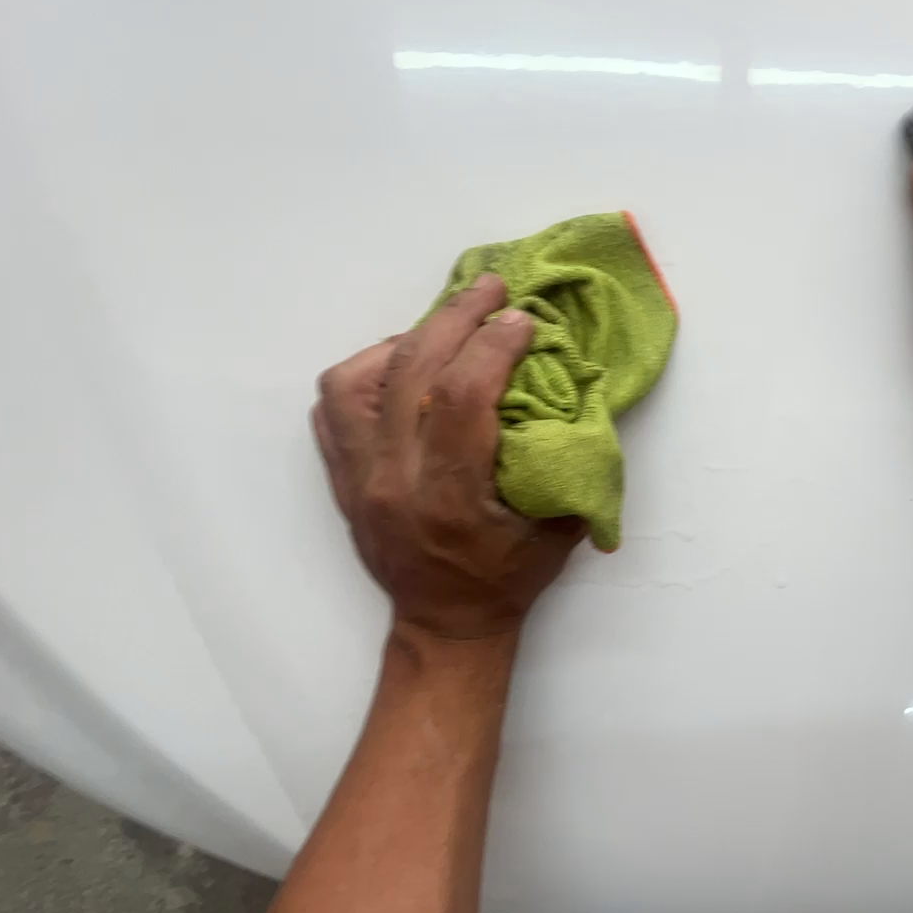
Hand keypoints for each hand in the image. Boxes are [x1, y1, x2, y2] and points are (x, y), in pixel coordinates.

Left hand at [313, 273, 583, 643]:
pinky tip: (404, 366)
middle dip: (456, 316)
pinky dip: (368, 371)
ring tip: (444, 329)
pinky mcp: (341, 478)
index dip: (494, 344)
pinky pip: (333, 405)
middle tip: (490, 288)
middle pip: (412, 371)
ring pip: (355, 380)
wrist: (446, 623)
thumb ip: (569, 464)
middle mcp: (393, 482)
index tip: (523, 321)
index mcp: (450, 498)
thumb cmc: (508, 580)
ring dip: (404, 341)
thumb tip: (578, 395)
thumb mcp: (560, 531)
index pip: (461, 396)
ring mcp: (357, 479)